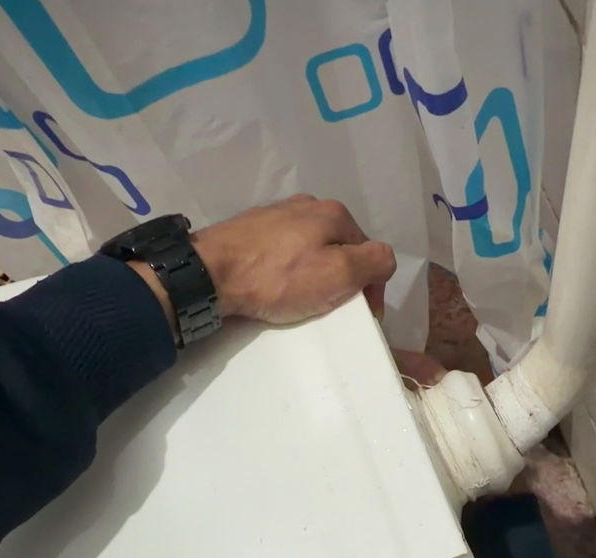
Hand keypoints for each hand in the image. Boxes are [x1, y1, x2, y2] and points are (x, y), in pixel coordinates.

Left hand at [192, 196, 396, 323]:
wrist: (211, 273)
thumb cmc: (279, 277)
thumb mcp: (339, 274)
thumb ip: (374, 263)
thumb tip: (385, 260)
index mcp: (334, 213)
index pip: (370, 252)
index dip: (371, 288)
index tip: (361, 315)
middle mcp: (307, 204)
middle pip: (341, 249)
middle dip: (343, 279)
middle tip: (331, 309)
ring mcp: (276, 213)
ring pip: (313, 250)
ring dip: (316, 275)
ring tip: (302, 300)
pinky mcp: (251, 229)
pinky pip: (285, 252)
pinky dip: (289, 272)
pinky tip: (277, 287)